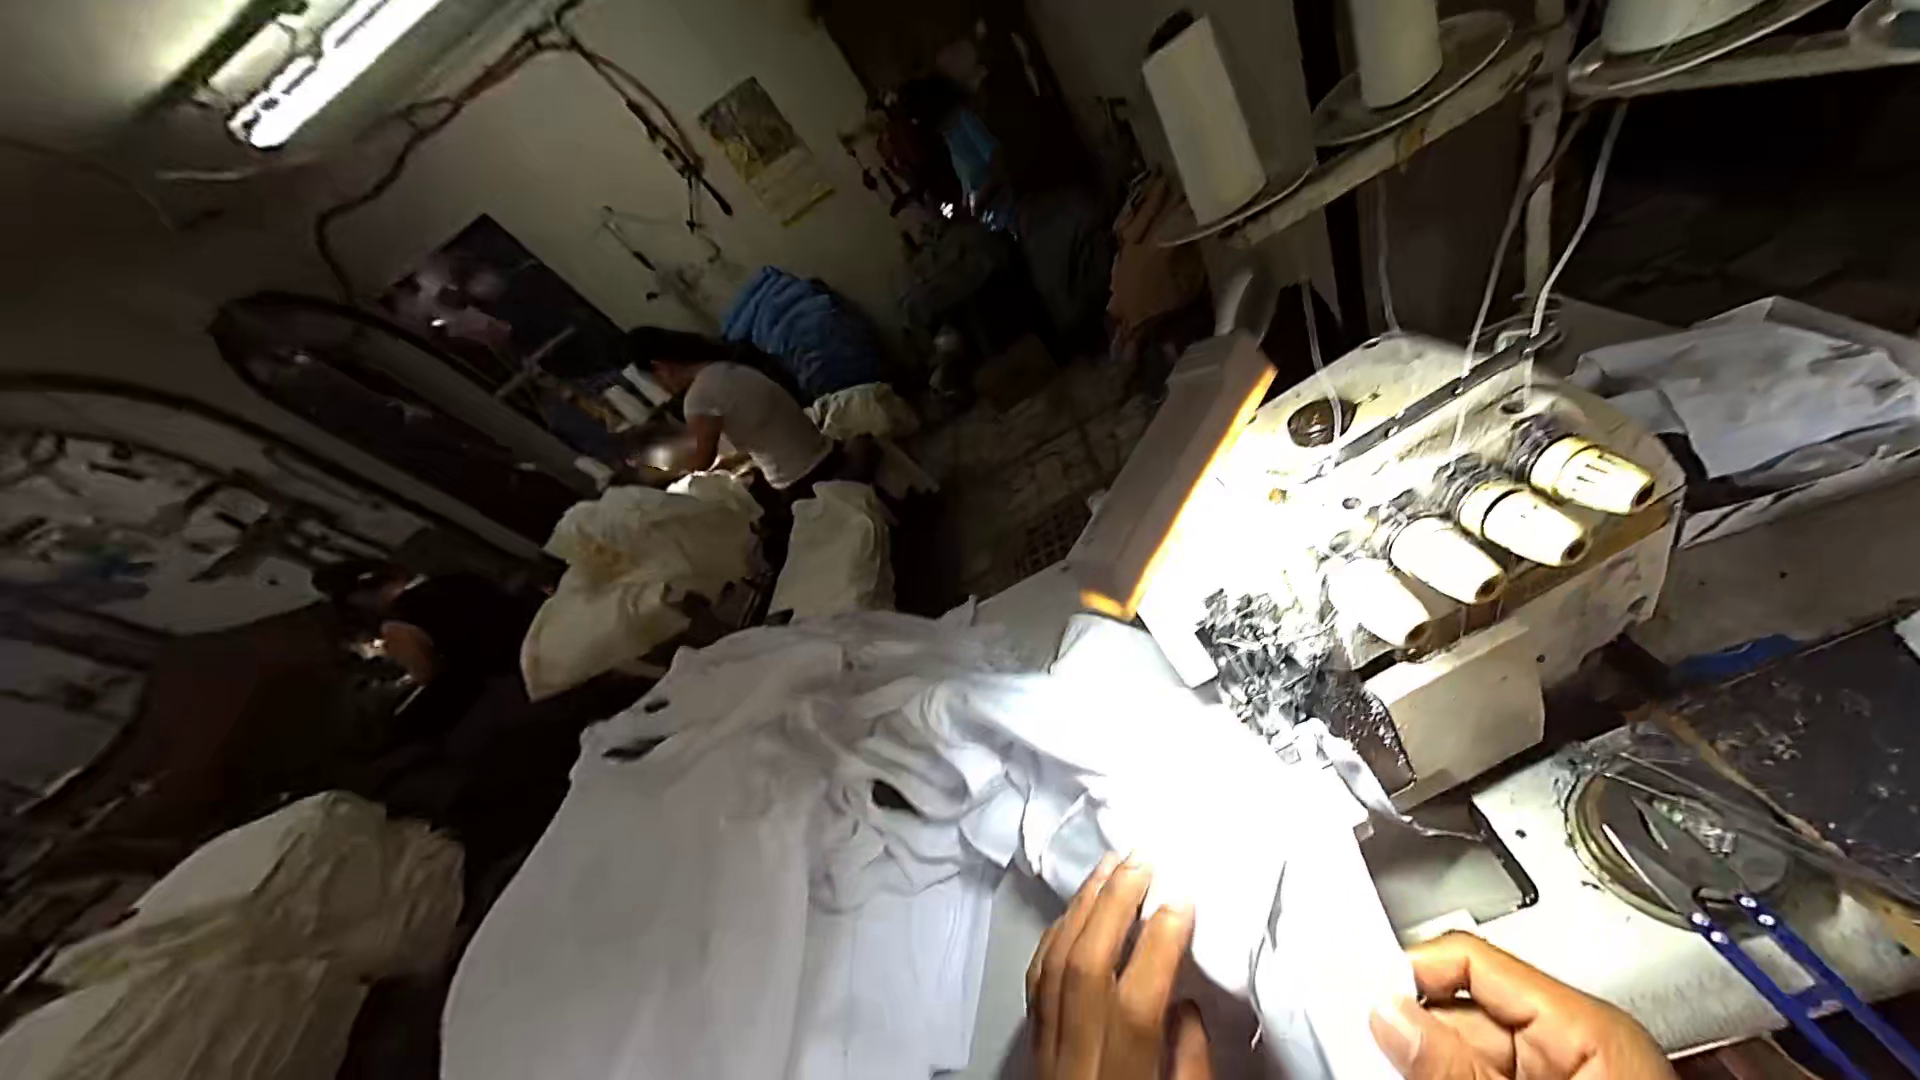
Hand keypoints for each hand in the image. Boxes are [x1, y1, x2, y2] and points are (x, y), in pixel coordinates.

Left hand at [1026, 854, 1212, 1079]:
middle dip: (1113, 904)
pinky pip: (1038, 972)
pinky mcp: (1032, 1041)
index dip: (1156, 945)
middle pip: (1085, 965)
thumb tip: (1182, 1000)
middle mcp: (1074, 1061)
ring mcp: (1045, 1047)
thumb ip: (1188, 1071)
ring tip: (1111, 864)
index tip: (1182, 899)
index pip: (1134, 1004)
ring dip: (1084, 904)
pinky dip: (1059, 930)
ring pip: (1056, 959)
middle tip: (1142, 861)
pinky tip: (1077, 904)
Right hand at [1370, 932, 1676, 1079]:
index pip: (1467, 957)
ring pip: (1462, 1049)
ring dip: (1425, 1061)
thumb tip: (1388, 1012)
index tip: (1365, 990)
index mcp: (1585, 1024)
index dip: (1411, 967)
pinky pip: (1478, 1074)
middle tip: (1374, 1049)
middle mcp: (1574, 1043)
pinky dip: (1442, 1078)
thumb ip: (1461, 1066)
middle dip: (1415, 1030)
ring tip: (1396, 1070)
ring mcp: (1563, 1074)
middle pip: (1458, 1009)